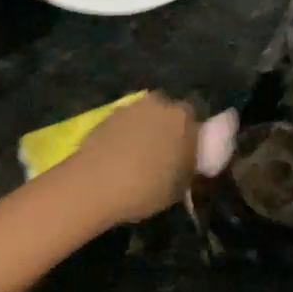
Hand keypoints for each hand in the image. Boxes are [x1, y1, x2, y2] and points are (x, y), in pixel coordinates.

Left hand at [61, 93, 203, 224]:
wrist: (95, 184)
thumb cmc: (146, 188)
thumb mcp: (180, 187)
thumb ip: (189, 168)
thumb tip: (188, 163)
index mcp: (184, 117)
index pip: (197, 120)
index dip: (194, 138)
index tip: (189, 155)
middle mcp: (159, 104)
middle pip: (170, 114)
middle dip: (170, 130)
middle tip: (166, 155)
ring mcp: (130, 107)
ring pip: (146, 117)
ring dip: (146, 131)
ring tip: (140, 158)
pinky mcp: (107, 116)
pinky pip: (125, 125)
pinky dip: (125, 136)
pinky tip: (120, 157)